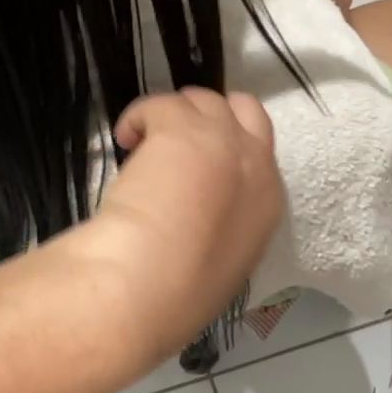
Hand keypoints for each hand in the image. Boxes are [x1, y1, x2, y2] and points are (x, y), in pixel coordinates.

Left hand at [67, 89, 283, 365]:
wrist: (150, 278)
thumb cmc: (182, 292)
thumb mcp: (223, 268)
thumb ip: (224, 236)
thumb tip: (202, 233)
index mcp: (267, 204)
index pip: (260, 155)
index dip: (229, 153)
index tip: (199, 167)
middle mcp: (253, 161)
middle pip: (241, 111)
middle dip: (210, 118)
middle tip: (175, 140)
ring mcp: (217, 138)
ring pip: (201, 101)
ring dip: (174, 115)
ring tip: (143, 143)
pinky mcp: (177, 126)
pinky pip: (158, 104)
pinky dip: (139, 116)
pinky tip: (124, 137)